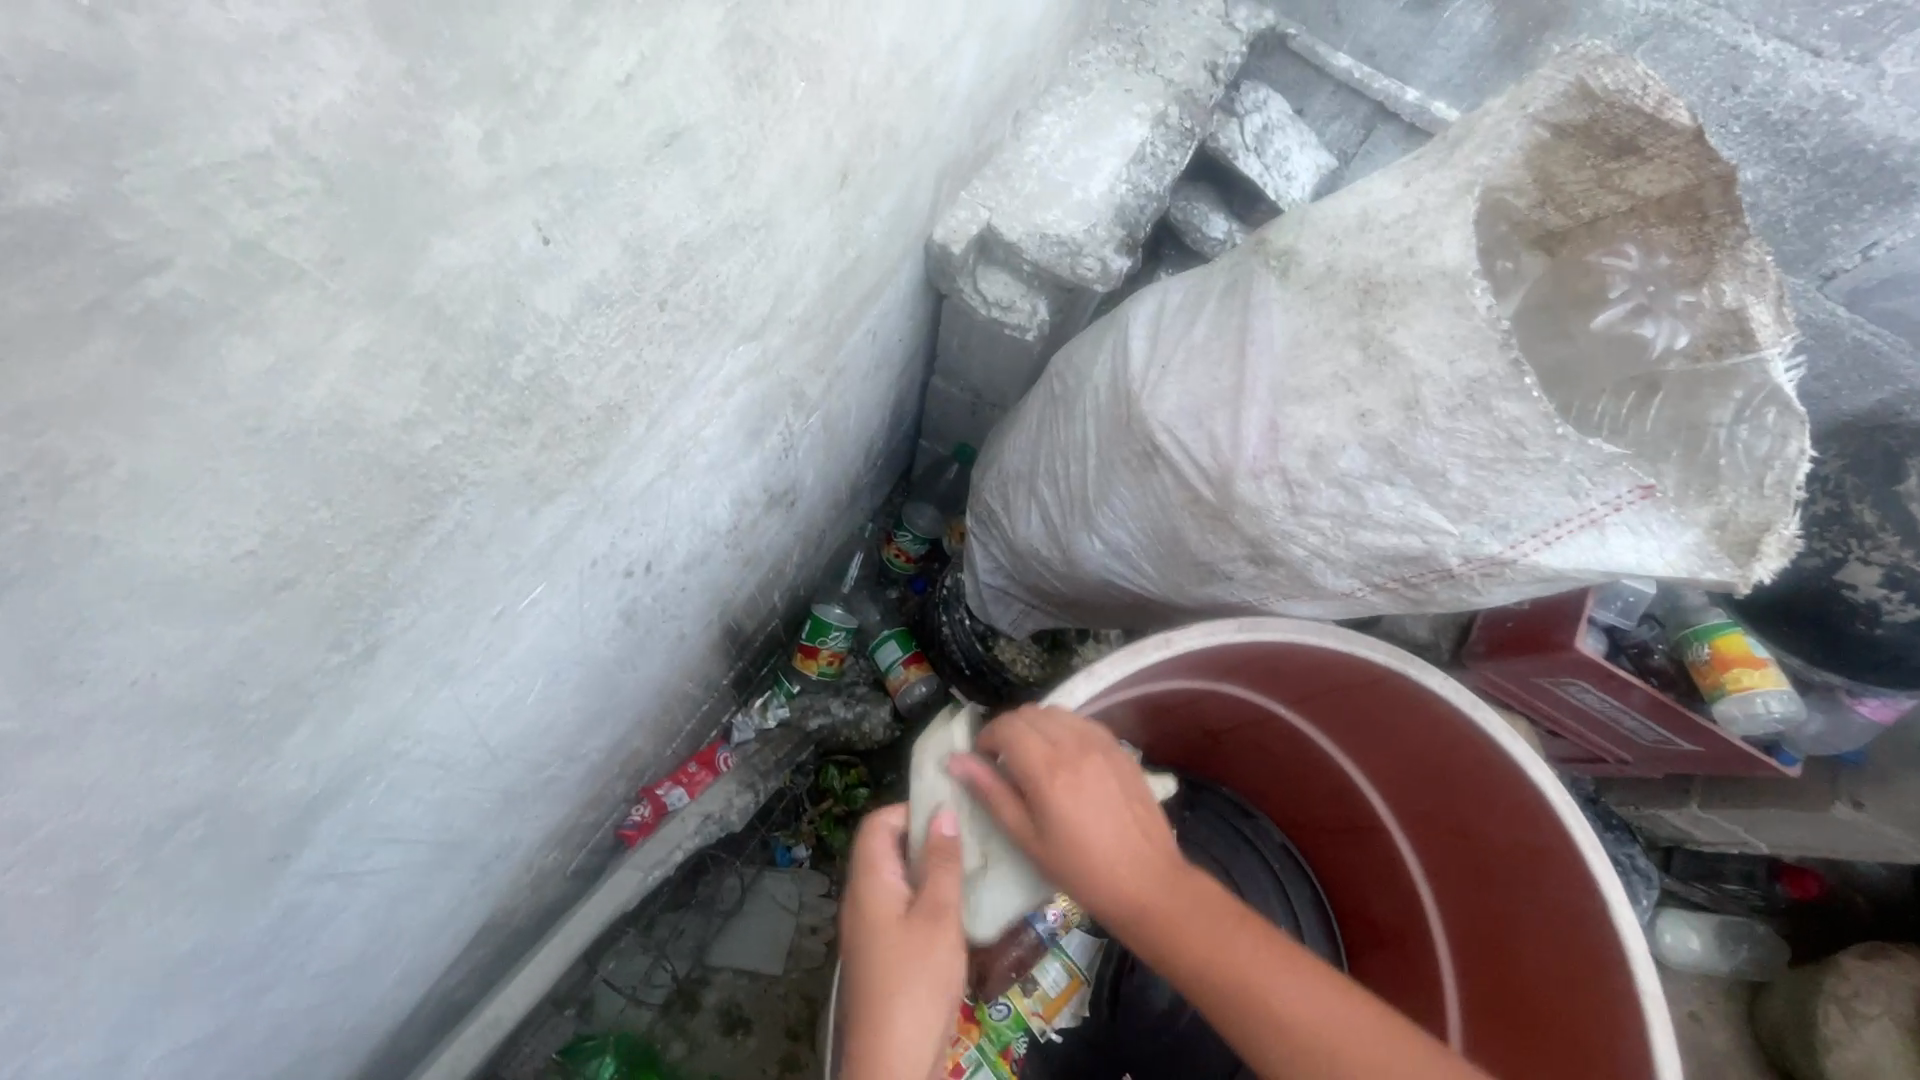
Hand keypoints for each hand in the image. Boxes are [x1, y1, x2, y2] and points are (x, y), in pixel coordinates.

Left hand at [837, 803, 966, 1079]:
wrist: (892, 1063)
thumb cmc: (916, 981)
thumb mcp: (938, 916)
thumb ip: (942, 863)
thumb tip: (942, 812)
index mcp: (868, 882)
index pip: (877, 823)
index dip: (910, 809)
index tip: (950, 814)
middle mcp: (861, 899)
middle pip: (886, 849)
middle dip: (925, 839)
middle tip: (969, 840)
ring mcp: (869, 928)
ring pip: (897, 880)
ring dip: (930, 871)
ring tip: (970, 871)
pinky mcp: (881, 954)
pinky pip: (901, 909)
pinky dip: (927, 900)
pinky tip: (958, 912)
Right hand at [947, 706, 1187, 931]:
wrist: (1147, 880)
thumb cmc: (1080, 869)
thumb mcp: (1026, 838)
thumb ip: (991, 793)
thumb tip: (956, 760)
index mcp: (1047, 768)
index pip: (1005, 726)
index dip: (986, 738)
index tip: (982, 761)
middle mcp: (1073, 744)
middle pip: (1028, 713)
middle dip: (1008, 730)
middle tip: (1004, 762)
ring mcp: (1101, 742)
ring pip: (1055, 712)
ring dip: (1035, 726)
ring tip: (1033, 759)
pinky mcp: (1120, 747)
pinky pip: (1081, 721)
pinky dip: (1063, 729)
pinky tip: (1064, 758)